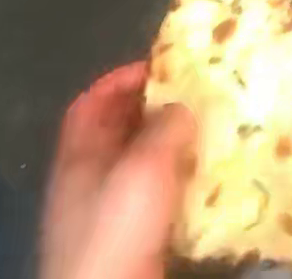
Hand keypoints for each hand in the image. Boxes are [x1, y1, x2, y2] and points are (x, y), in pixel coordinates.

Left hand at [40, 63, 196, 278]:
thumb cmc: (117, 227)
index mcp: (79, 158)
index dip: (122, 78)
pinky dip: (181, 166)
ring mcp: (109, 206)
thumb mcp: (143, 165)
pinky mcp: (134, 228)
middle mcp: (89, 177)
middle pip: (119, 125)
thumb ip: (165, 126)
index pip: (91, 103)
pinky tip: (208, 162)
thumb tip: (185, 104)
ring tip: (212, 118)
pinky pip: (160, 182)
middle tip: (198, 85)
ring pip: (143, 153)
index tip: (164, 63)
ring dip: (174, 134)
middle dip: (157, 101)